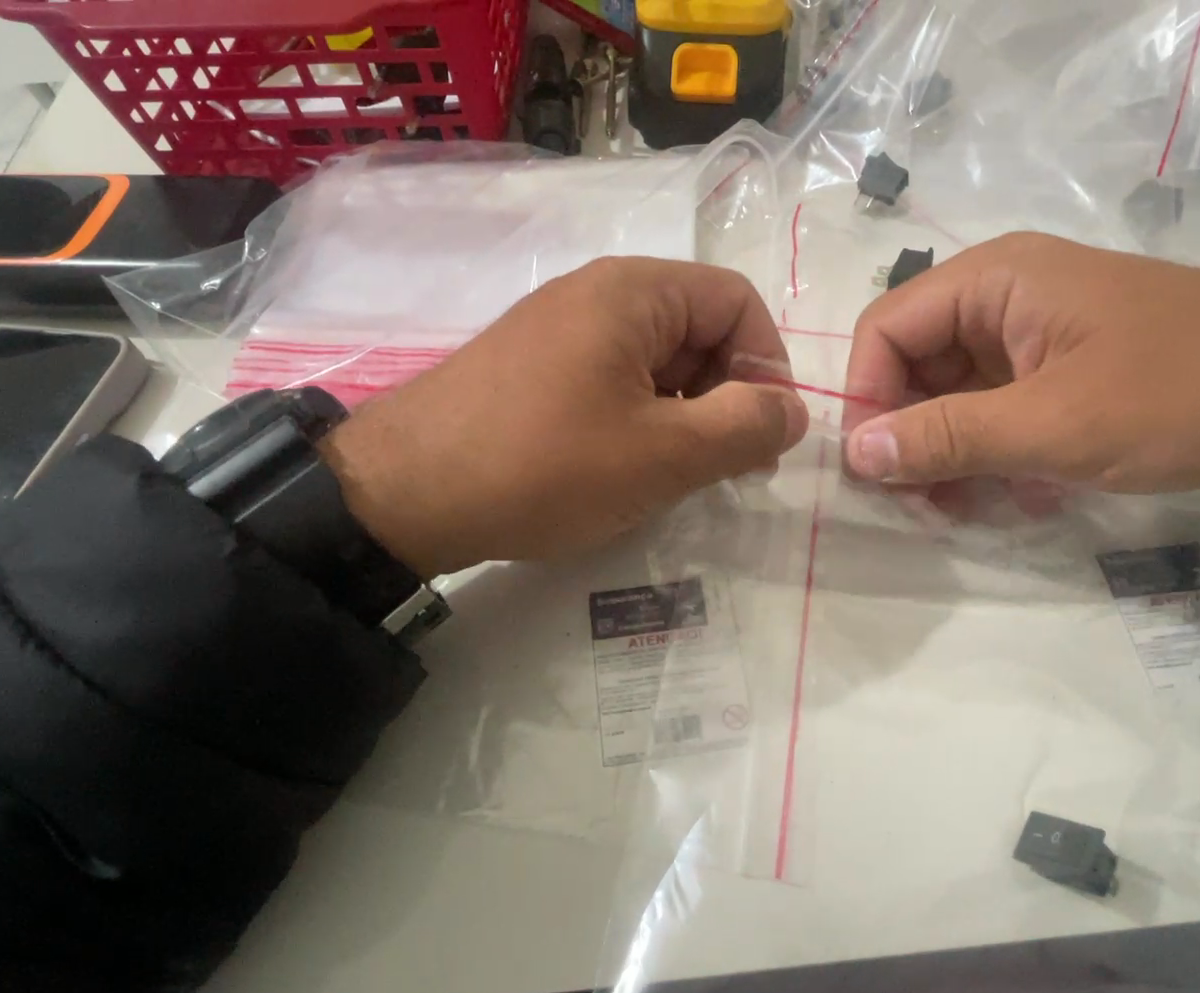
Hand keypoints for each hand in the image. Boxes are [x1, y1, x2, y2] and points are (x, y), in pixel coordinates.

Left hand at [319, 257, 806, 576]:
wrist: (405, 494)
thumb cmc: (546, 465)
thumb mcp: (663, 454)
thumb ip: (745, 427)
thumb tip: (793, 412)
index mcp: (634, 291)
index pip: (737, 301)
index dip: (767, 366)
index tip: (763, 437)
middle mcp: (596, 294)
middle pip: (697, 330)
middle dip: (725, 397)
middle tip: (722, 468)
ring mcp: (557, 331)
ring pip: (655, 364)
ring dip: (682, 417)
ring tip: (670, 477)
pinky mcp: (531, 371)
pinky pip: (611, 383)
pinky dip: (636, 423)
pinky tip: (622, 471)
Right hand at [840, 233, 1199, 492]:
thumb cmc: (1183, 397)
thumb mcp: (1054, 425)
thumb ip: (945, 437)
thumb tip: (854, 454)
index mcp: (995, 280)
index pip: (884, 330)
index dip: (866, 399)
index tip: (877, 471)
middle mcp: (1004, 297)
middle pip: (912, 364)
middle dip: (908, 436)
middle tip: (924, 505)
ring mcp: (1034, 335)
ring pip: (950, 395)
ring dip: (948, 455)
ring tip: (967, 510)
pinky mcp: (1060, 370)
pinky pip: (995, 411)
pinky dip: (991, 455)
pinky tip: (1020, 495)